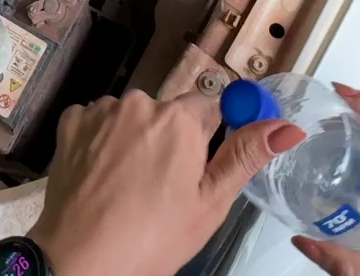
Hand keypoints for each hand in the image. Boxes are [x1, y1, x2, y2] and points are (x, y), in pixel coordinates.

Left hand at [29, 89, 304, 275]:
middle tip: (161, 188)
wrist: (81, 258)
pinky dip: (99, 141)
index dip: (208, 134)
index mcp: (180, 118)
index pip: (209, 106)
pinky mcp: (71, 119)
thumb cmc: (153, 238)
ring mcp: (102, 108)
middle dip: (168, 140)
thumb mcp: (209, 204)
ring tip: (127, 187)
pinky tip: (99, 175)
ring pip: (130, 116)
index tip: (199, 163)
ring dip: (133, 139)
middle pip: (166, 112)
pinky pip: (95, 121)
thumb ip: (246, 156)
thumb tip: (288, 126)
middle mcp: (140, 100)